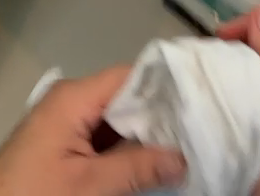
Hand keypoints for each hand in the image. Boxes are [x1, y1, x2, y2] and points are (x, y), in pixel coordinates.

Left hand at [0, 66, 188, 195]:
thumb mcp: (90, 187)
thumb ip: (136, 168)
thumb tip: (182, 156)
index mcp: (74, 97)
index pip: (129, 75)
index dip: (164, 86)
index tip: (199, 100)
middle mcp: (69, 101)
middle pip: (124, 97)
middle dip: (158, 116)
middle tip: (198, 130)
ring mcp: (64, 124)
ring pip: (114, 121)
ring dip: (143, 136)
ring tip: (184, 146)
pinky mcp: (60, 146)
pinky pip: (100, 138)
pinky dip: (124, 150)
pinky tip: (151, 164)